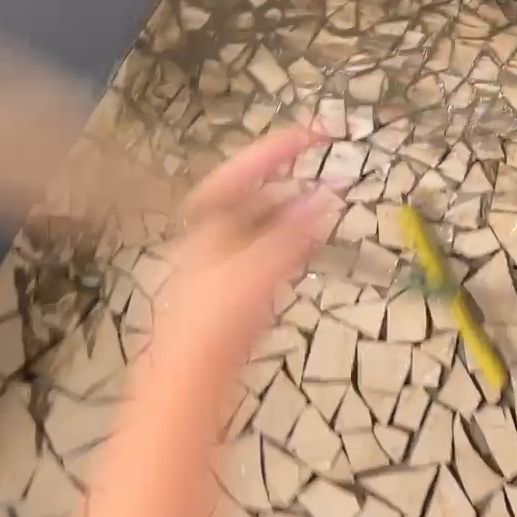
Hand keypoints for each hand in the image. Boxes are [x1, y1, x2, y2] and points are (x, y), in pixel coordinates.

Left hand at [152, 126, 343, 367]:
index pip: (240, 173)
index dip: (275, 148)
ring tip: (325, 195)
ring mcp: (221, 263)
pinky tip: (309, 241)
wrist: (188, 383)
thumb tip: (328, 195)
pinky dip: (292, 234)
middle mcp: (211, 237)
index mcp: (207, 226)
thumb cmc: (214, 324)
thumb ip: (292, 234)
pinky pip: (267, 246)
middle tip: (324, 158)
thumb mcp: (255, 273)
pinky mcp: (234, 289)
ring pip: (260, 220)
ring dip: (292, 203)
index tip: (316, 133)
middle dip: (286, 173)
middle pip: (250, 194)